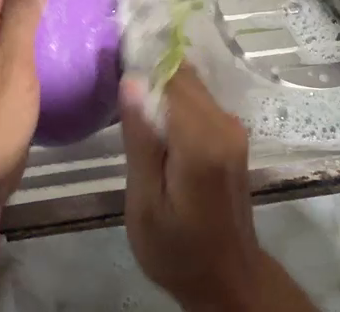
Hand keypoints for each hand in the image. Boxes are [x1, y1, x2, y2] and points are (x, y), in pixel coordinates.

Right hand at [122, 65, 316, 311]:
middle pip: (181, 75)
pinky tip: (150, 116)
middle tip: (112, 84)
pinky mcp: (231, 133)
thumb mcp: (145, 204)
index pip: (168, 77)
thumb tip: (129, 80)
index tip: (108, 60)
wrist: (227, 280)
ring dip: (159, 83)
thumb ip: (140, 140)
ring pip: (189, 83)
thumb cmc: (177, 249)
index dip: (138, 64)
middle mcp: (223, 124)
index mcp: (201, 141)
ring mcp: (231, 127)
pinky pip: (197, 99)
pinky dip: (172, 97)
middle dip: (147, 71)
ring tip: (127, 100)